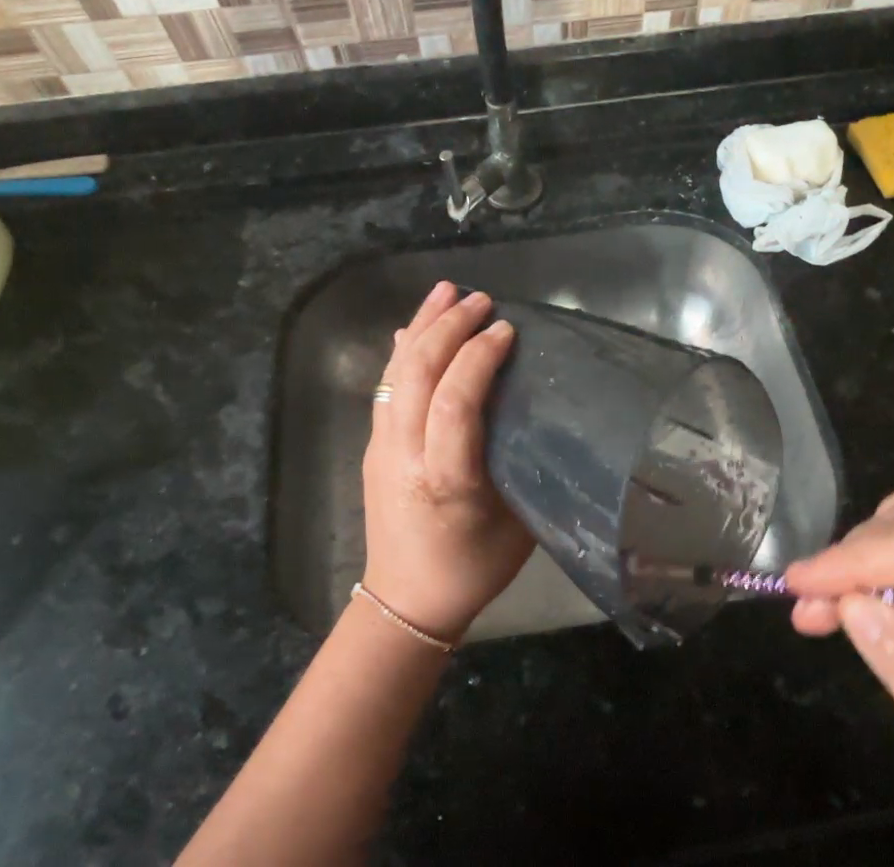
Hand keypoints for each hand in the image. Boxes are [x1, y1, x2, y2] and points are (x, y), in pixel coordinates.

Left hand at [360, 282, 534, 642]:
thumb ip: (518, 461)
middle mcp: (404, 456)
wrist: (406, 601)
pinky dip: (402, 352)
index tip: (507, 330)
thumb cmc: (473, 566)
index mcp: (445, 478)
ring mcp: (381, 449)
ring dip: (421, 327)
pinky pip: (386, 387)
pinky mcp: (371, 447)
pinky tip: (412, 329)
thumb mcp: (517, 522)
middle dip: (448, 327)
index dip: (479, 358)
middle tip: (481, 300)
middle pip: (416, 375)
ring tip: (446, 292)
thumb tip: (522, 404)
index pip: (454, 402)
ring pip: (395, 374)